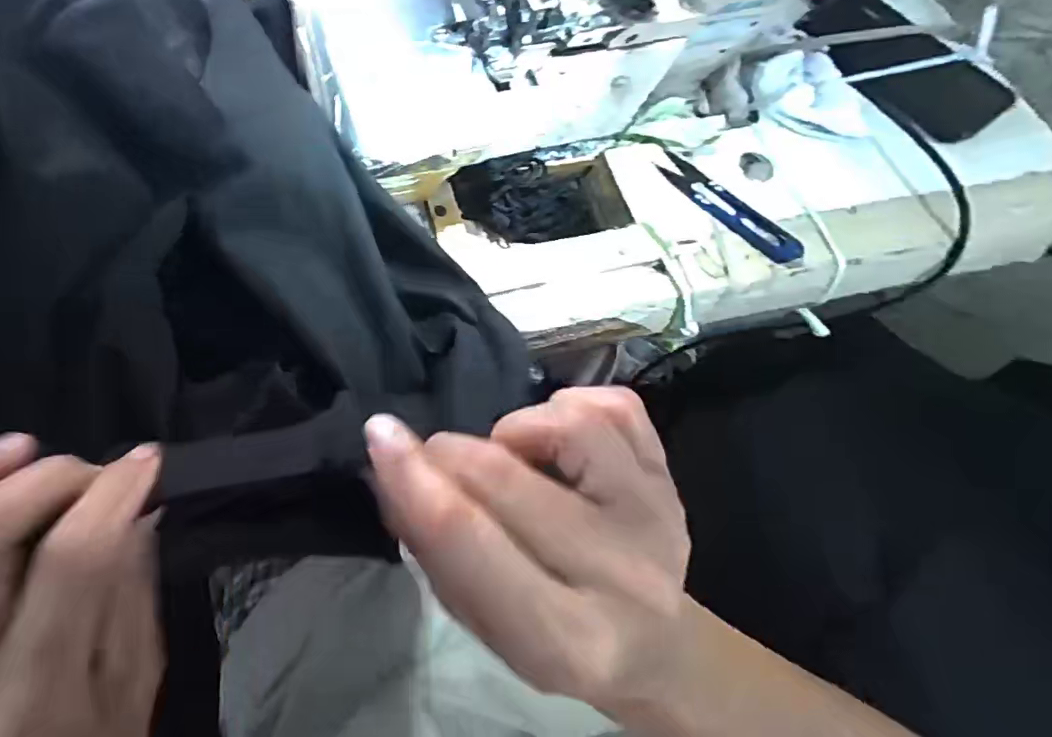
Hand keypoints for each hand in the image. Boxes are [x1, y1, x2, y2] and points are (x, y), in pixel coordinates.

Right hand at [364, 388, 692, 716]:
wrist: (654, 647)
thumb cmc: (546, 634)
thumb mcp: (477, 615)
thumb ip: (428, 545)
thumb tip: (385, 467)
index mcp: (565, 637)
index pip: (471, 539)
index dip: (414, 479)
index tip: (378, 432)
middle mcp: (623, 578)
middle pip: (503, 474)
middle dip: (445, 453)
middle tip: (431, 458)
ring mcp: (658, 519)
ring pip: (566, 425)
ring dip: (512, 430)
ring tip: (509, 457)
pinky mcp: (673, 479)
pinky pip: (610, 405)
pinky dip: (567, 408)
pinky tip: (555, 441)